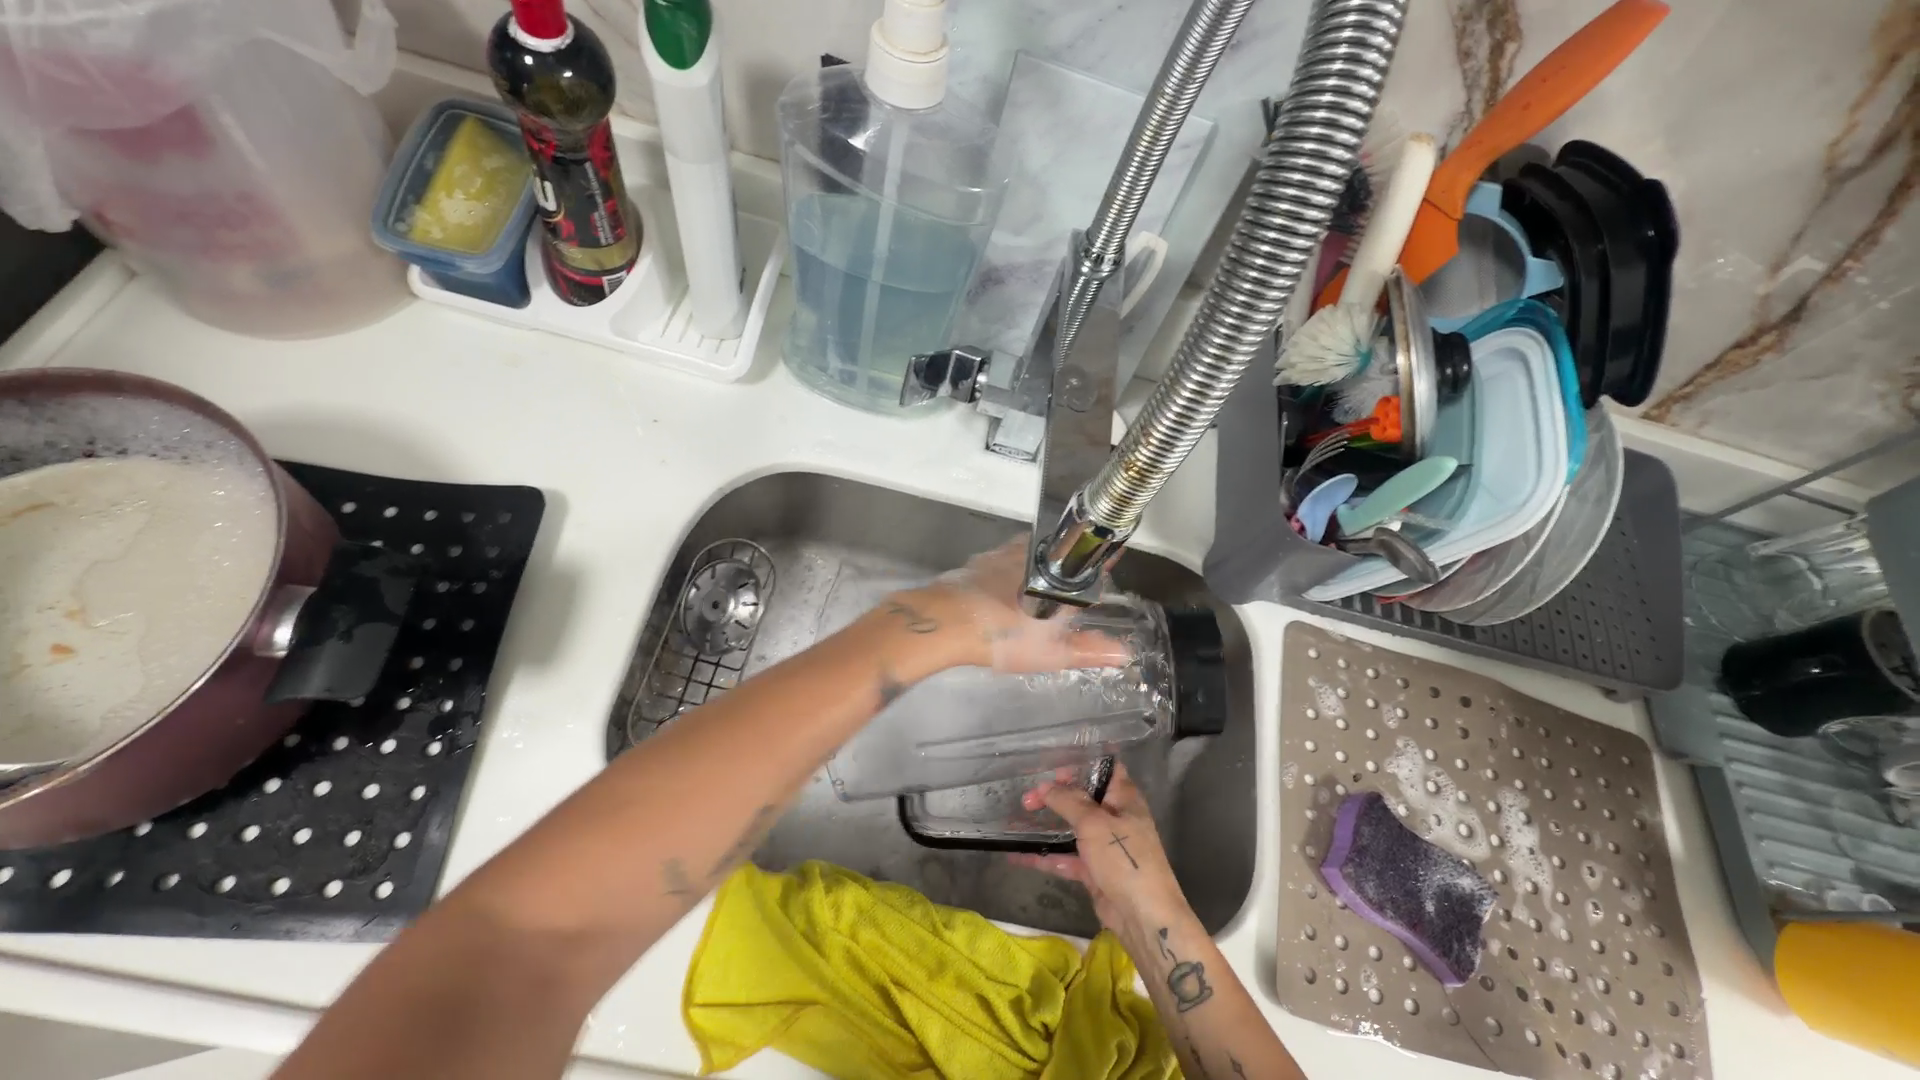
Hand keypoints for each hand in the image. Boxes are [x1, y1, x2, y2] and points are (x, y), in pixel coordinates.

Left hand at [880, 537, 1132, 673]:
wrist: (945, 622)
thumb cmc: (1003, 636)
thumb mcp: (1050, 652)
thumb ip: (1087, 651)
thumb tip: (1125, 653)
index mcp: (1055, 576)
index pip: (1086, 559)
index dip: (1098, 562)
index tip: (1108, 562)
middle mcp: (1030, 557)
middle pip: (1056, 553)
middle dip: (1065, 564)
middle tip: (1067, 585)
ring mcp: (999, 556)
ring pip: (1025, 553)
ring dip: (1033, 564)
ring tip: (1035, 586)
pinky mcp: (974, 562)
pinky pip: (998, 561)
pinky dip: (1004, 571)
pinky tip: (1000, 588)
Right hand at [1009, 764, 1188, 938]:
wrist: (1143, 916)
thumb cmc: (1124, 858)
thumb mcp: (1094, 823)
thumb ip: (1068, 801)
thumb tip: (1044, 787)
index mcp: (1124, 799)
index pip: (1105, 770)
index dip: (1081, 764)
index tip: (1051, 767)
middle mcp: (1116, 818)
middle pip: (1083, 799)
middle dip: (1055, 796)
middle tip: (1027, 797)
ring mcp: (1104, 846)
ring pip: (1072, 829)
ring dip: (1047, 825)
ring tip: (1016, 820)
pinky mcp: (1094, 871)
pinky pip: (1066, 858)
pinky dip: (1045, 856)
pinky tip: (1018, 855)